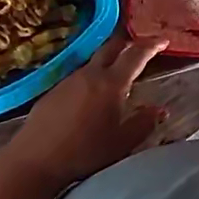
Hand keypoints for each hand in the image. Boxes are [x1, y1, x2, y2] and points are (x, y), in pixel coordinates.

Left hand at [0, 35, 168, 189]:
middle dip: (128, 43)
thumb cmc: (85, 152)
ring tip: (118, 74)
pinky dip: (92, 78)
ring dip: (109, 62)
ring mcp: (68, 80)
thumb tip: (160, 109)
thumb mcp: (122, 142)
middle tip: (141, 47)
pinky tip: (91, 96)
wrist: (36, 158)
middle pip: (111, 48)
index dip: (151, 45)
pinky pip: (79, 77)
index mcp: (111, 84)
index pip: (135, 55)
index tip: (162, 40)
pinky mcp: (53, 90)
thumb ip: (144, 123)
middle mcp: (90, 74)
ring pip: (93, 62)